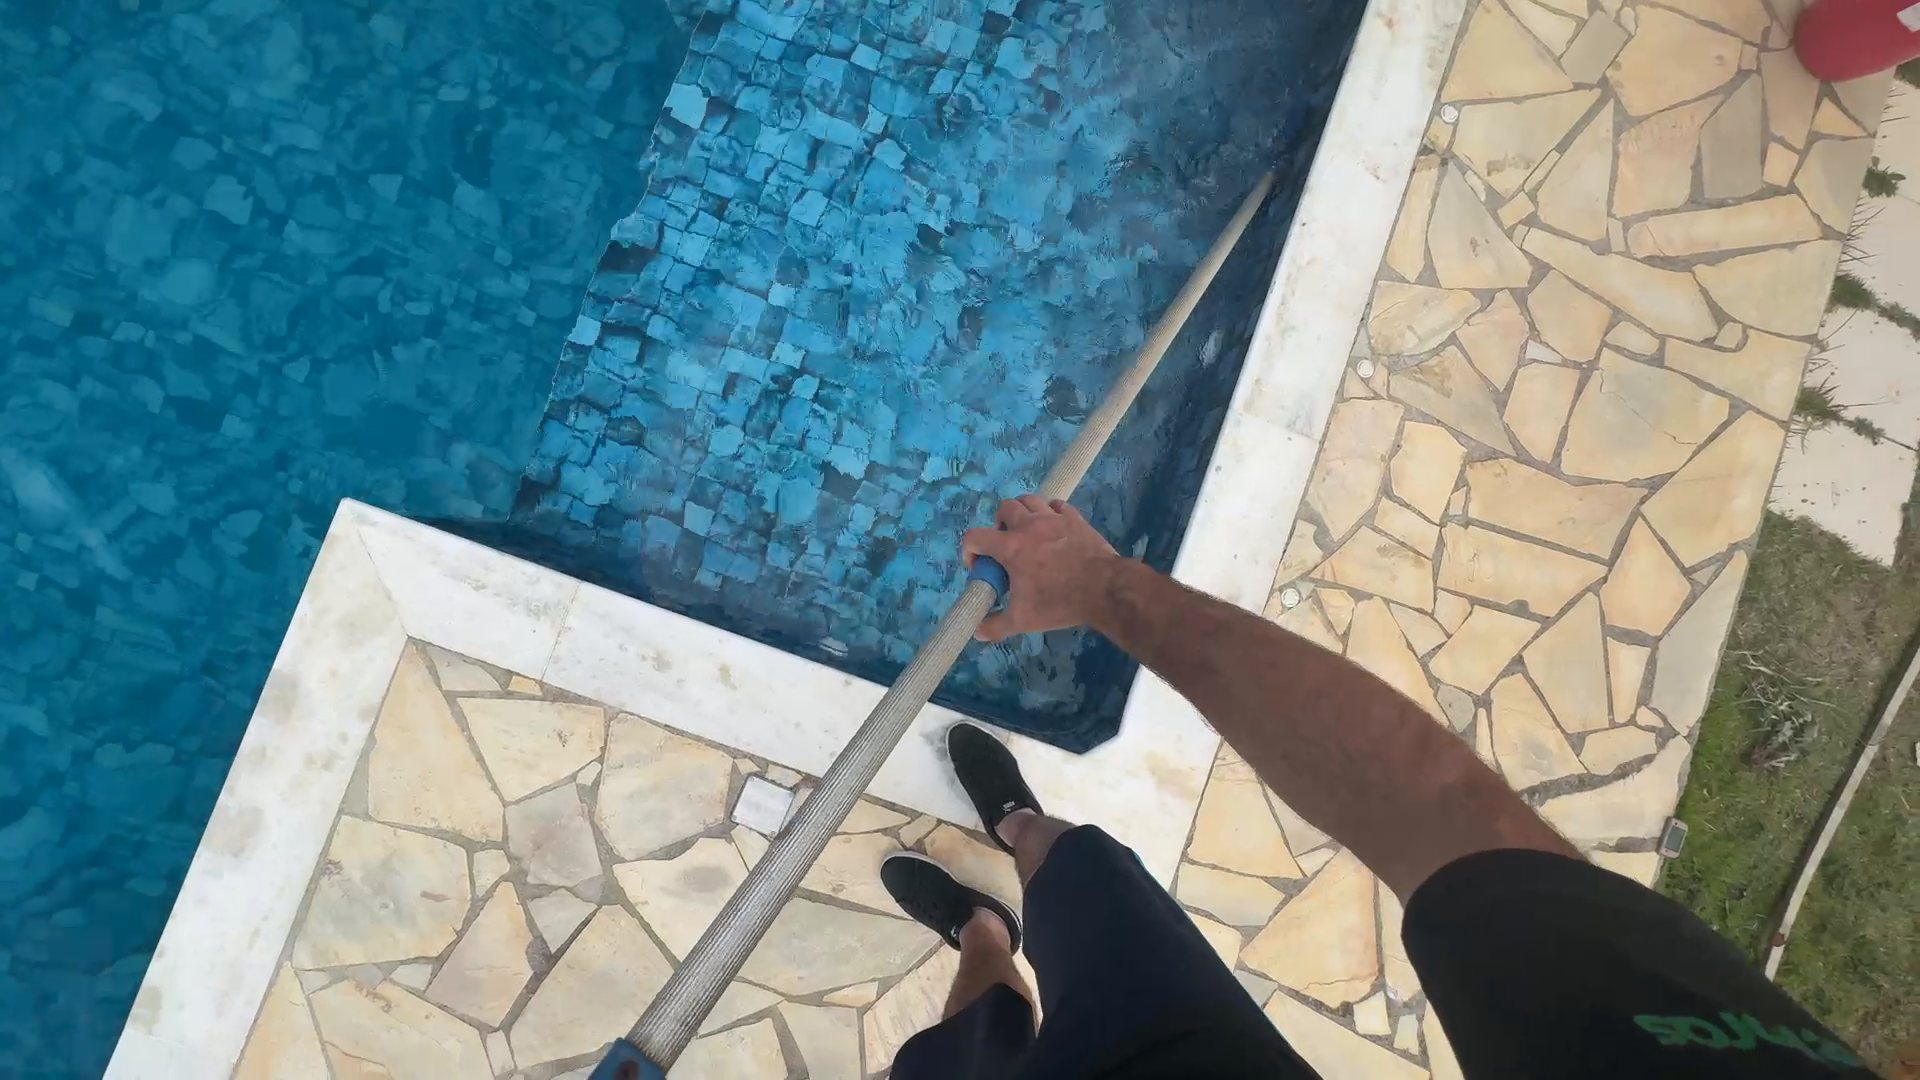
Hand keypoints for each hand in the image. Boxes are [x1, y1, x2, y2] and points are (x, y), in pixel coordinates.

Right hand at [961, 495, 1124, 642]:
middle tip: (1006, 545)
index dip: (970, 550)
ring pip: (1030, 500)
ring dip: (1023, 512)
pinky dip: (1050, 512)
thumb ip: (996, 626)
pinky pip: (1057, 505)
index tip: (979, 566)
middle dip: (999, 524)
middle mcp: (1028, 526)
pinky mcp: (1075, 518)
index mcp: (1010, 548)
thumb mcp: (1023, 620)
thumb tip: (978, 632)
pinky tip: (1053, 527)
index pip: (974, 537)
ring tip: (1027, 531)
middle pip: (1004, 508)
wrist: (1104, 589)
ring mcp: (1053, 518)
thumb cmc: (1059, 603)